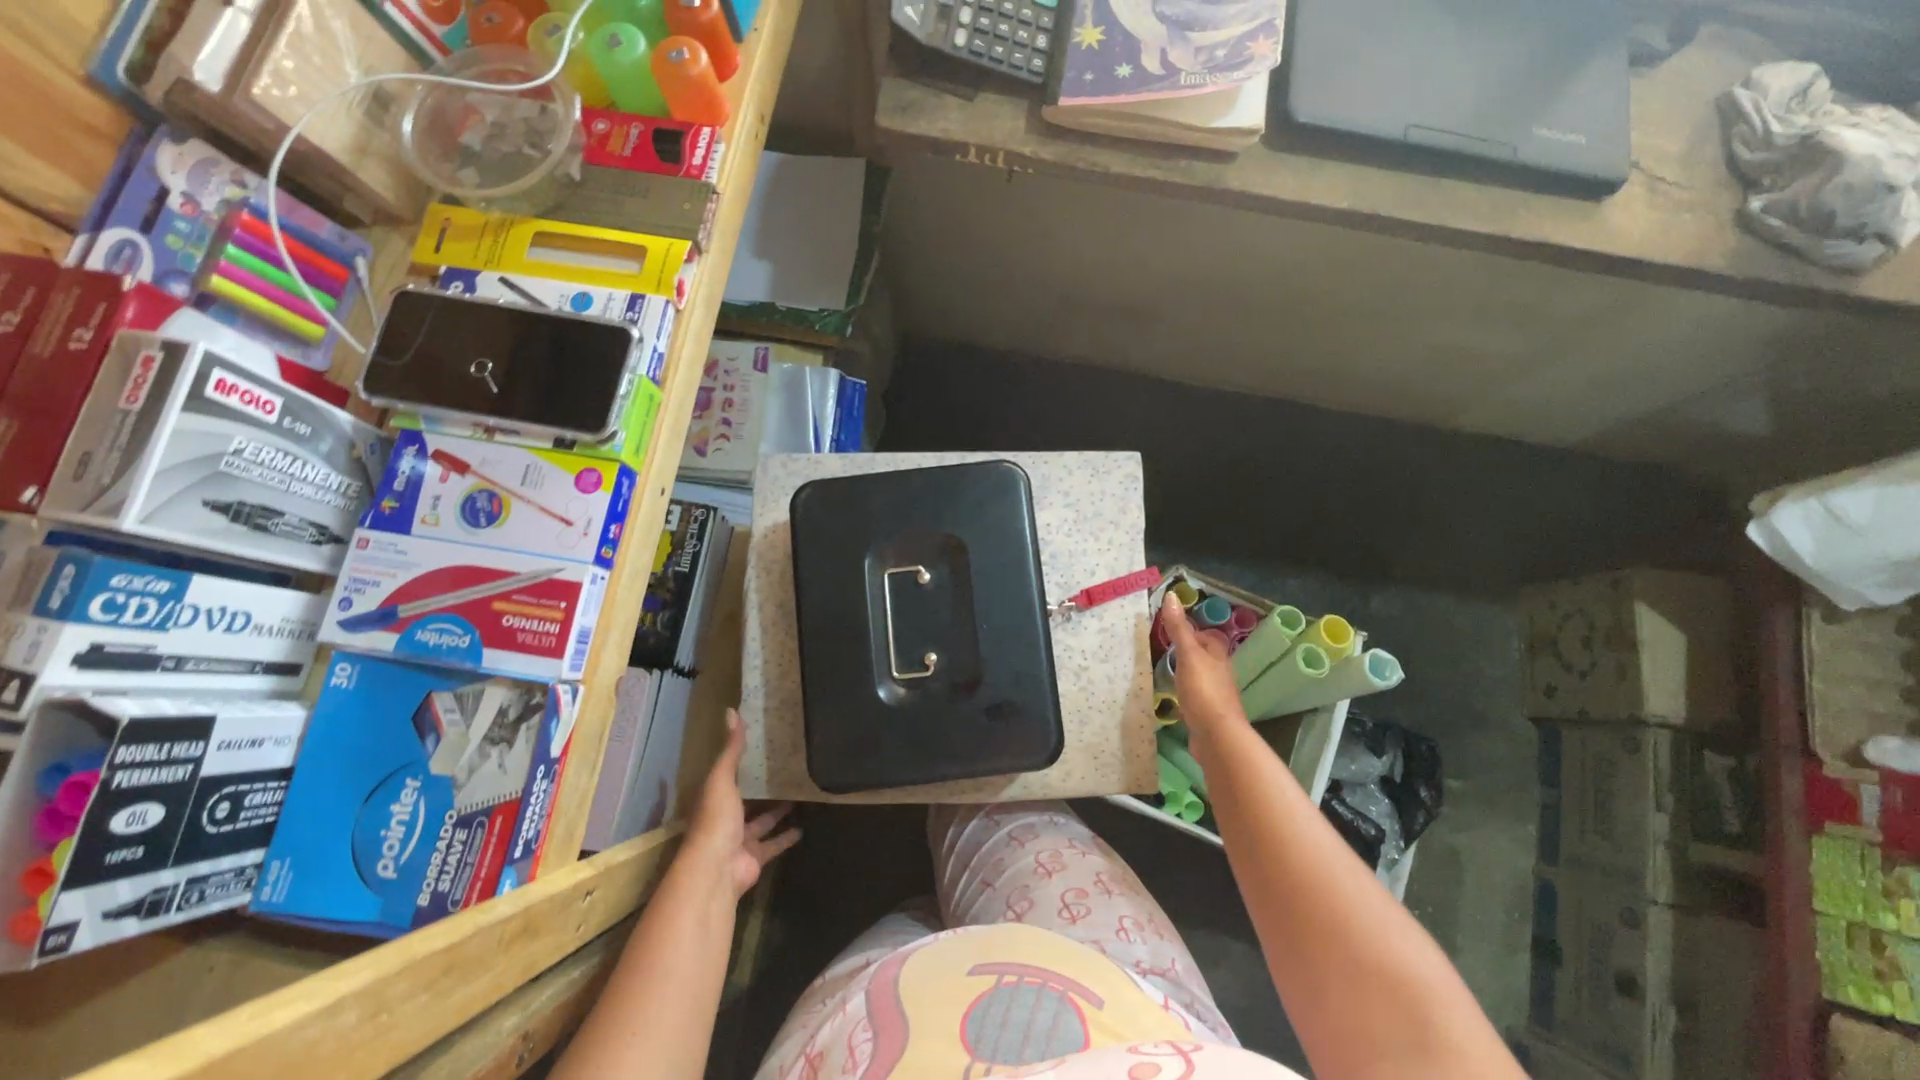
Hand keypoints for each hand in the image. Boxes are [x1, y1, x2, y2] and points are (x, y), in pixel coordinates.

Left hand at [686, 708, 800, 896]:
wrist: (717, 868)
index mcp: (713, 797)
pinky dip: (787, 837)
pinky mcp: (756, 857)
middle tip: (785, 772)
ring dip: (778, 812)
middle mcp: (725, 818)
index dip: (741, 763)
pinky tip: (804, 827)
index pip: (727, 776)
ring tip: (799, 796)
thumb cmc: (716, 819)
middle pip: (746, 800)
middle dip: (761, 790)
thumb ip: (731, 750)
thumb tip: (732, 711)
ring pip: (762, 822)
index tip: (761, 748)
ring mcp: (740, 839)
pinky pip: (774, 844)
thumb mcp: (722, 779)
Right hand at [1160, 591, 1249, 756]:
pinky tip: (1173, 701)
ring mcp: (1216, 696)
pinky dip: (1186, 697)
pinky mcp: (1208, 715)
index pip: (1208, 637)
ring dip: (1187, 675)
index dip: (1192, 633)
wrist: (1217, 735)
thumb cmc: (1203, 690)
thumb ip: (1179, 628)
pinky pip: (1196, 700)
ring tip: (1166, 674)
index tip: (1172, 633)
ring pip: (1201, 678)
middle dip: (1189, 654)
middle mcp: (1221, 673)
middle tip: (1165, 652)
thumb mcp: (1188, 655)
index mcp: (1218, 656)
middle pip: (1205, 657)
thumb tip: (1170, 594)